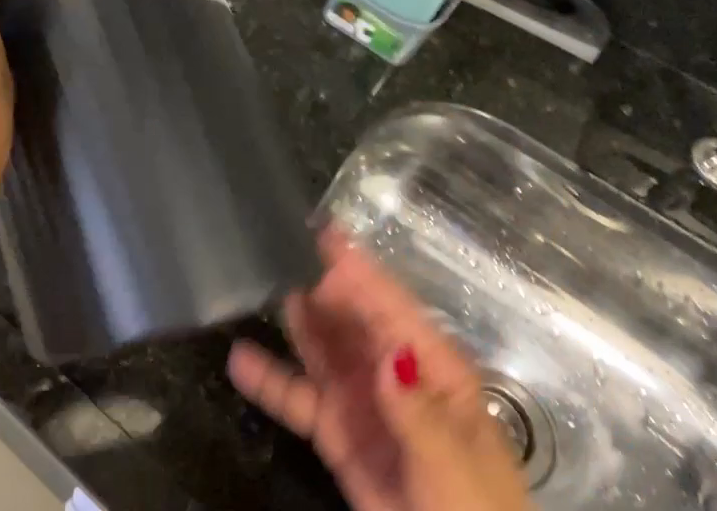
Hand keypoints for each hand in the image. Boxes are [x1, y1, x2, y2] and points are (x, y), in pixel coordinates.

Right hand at [228, 230, 531, 510]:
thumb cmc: (476, 509)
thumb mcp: (455, 465)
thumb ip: (419, 414)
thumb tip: (389, 359)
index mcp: (433, 371)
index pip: (392, 311)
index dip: (359, 271)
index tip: (325, 233)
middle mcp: (395, 376)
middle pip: (351, 321)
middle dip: (319, 287)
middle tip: (276, 251)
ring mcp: (363, 403)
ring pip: (323, 349)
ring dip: (296, 321)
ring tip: (257, 285)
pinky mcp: (337, 434)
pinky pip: (299, 399)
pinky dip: (270, 379)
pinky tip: (241, 360)